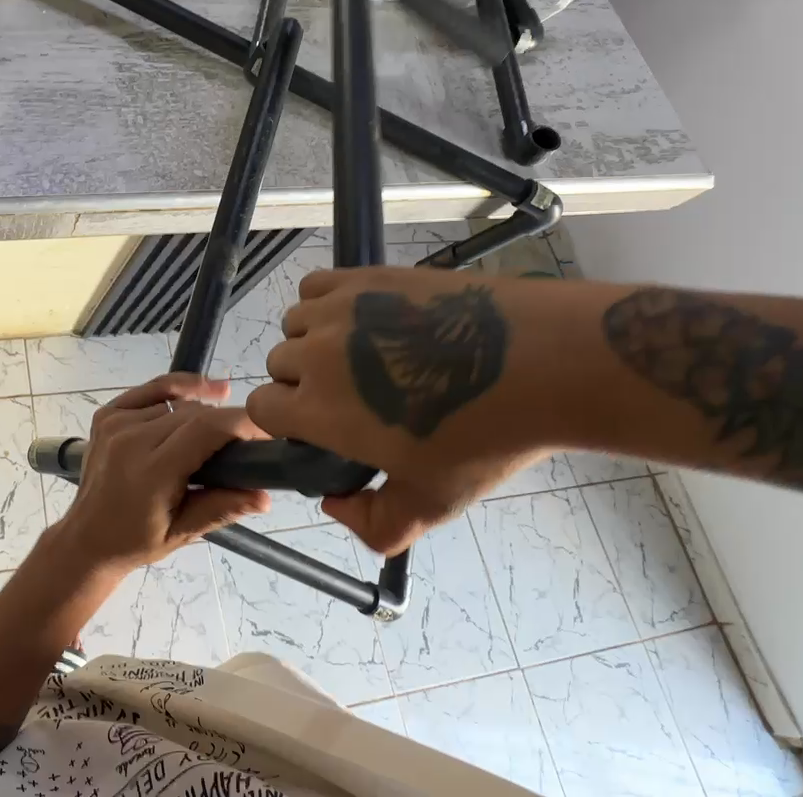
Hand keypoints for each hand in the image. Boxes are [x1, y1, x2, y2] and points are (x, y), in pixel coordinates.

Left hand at [53, 374, 270, 573]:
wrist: (87, 537)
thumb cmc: (137, 540)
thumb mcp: (182, 533)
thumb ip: (221, 508)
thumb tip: (265, 496)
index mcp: (151, 470)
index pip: (205, 430)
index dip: (240, 423)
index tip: (268, 428)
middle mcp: (131, 438)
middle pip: (194, 413)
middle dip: (227, 421)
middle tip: (251, 440)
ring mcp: (116, 422)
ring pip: (176, 403)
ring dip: (203, 413)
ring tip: (223, 432)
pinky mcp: (107, 414)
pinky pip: (152, 390)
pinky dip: (179, 387)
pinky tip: (205, 390)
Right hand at [246, 266, 552, 554]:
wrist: (540, 364)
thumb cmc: (485, 438)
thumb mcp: (434, 501)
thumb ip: (375, 525)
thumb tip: (333, 504)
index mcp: (319, 410)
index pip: (261, 407)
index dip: (285, 419)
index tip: (317, 424)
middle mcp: (314, 355)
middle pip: (278, 363)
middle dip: (303, 380)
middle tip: (351, 393)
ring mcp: (338, 311)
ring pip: (295, 324)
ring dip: (313, 340)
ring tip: (360, 353)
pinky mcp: (363, 278)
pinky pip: (315, 287)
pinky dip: (324, 303)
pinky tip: (361, 319)